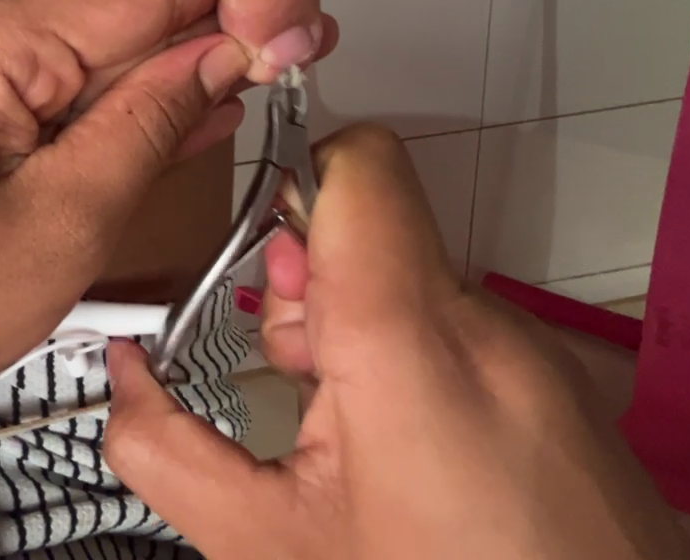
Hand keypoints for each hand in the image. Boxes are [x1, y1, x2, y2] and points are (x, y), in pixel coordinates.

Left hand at [0, 0, 250, 441]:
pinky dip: (98, 106)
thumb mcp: (67, 217)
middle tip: (283, 66)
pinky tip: (162, 119)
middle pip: (106, 18)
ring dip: (152, 82)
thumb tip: (219, 58)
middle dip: (192, 46)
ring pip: (78, 55)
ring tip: (239, 95)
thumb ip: (149, 123)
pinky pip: (40, 86)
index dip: (227, 8)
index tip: (301, 23)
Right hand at [102, 124, 689, 559]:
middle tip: (292, 372)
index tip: (257, 248)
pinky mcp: (566, 392)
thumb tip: (122, 368)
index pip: (361, 167)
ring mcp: (540, 360)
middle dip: (300, 283)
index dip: (292, 171)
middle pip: (368, 227)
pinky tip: (395, 445)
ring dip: (345, 322)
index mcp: (411, 345)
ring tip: (338, 421)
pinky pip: (454, 322)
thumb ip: (163, 446)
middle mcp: (488, 331)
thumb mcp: (265, 547)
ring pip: (407, 274)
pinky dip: (400, 353)